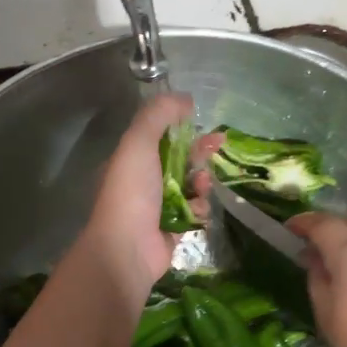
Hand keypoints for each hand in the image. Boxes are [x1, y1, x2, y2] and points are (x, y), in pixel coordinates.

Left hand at [75, 93, 191, 303]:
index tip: (204, 122)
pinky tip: (195, 211)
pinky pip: (194, 211)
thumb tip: (184, 99)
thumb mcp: (138, 143)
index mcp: (131, 159)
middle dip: (199, 152)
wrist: (127, 247)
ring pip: (191, 185)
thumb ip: (158, 115)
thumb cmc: (131, 192)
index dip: (184, 127)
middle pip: (180, 159)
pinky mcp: (173, 228)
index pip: (161, 136)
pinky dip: (198, 208)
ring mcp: (158, 206)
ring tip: (199, 187)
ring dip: (201, 182)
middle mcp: (143, 181)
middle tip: (219, 146)